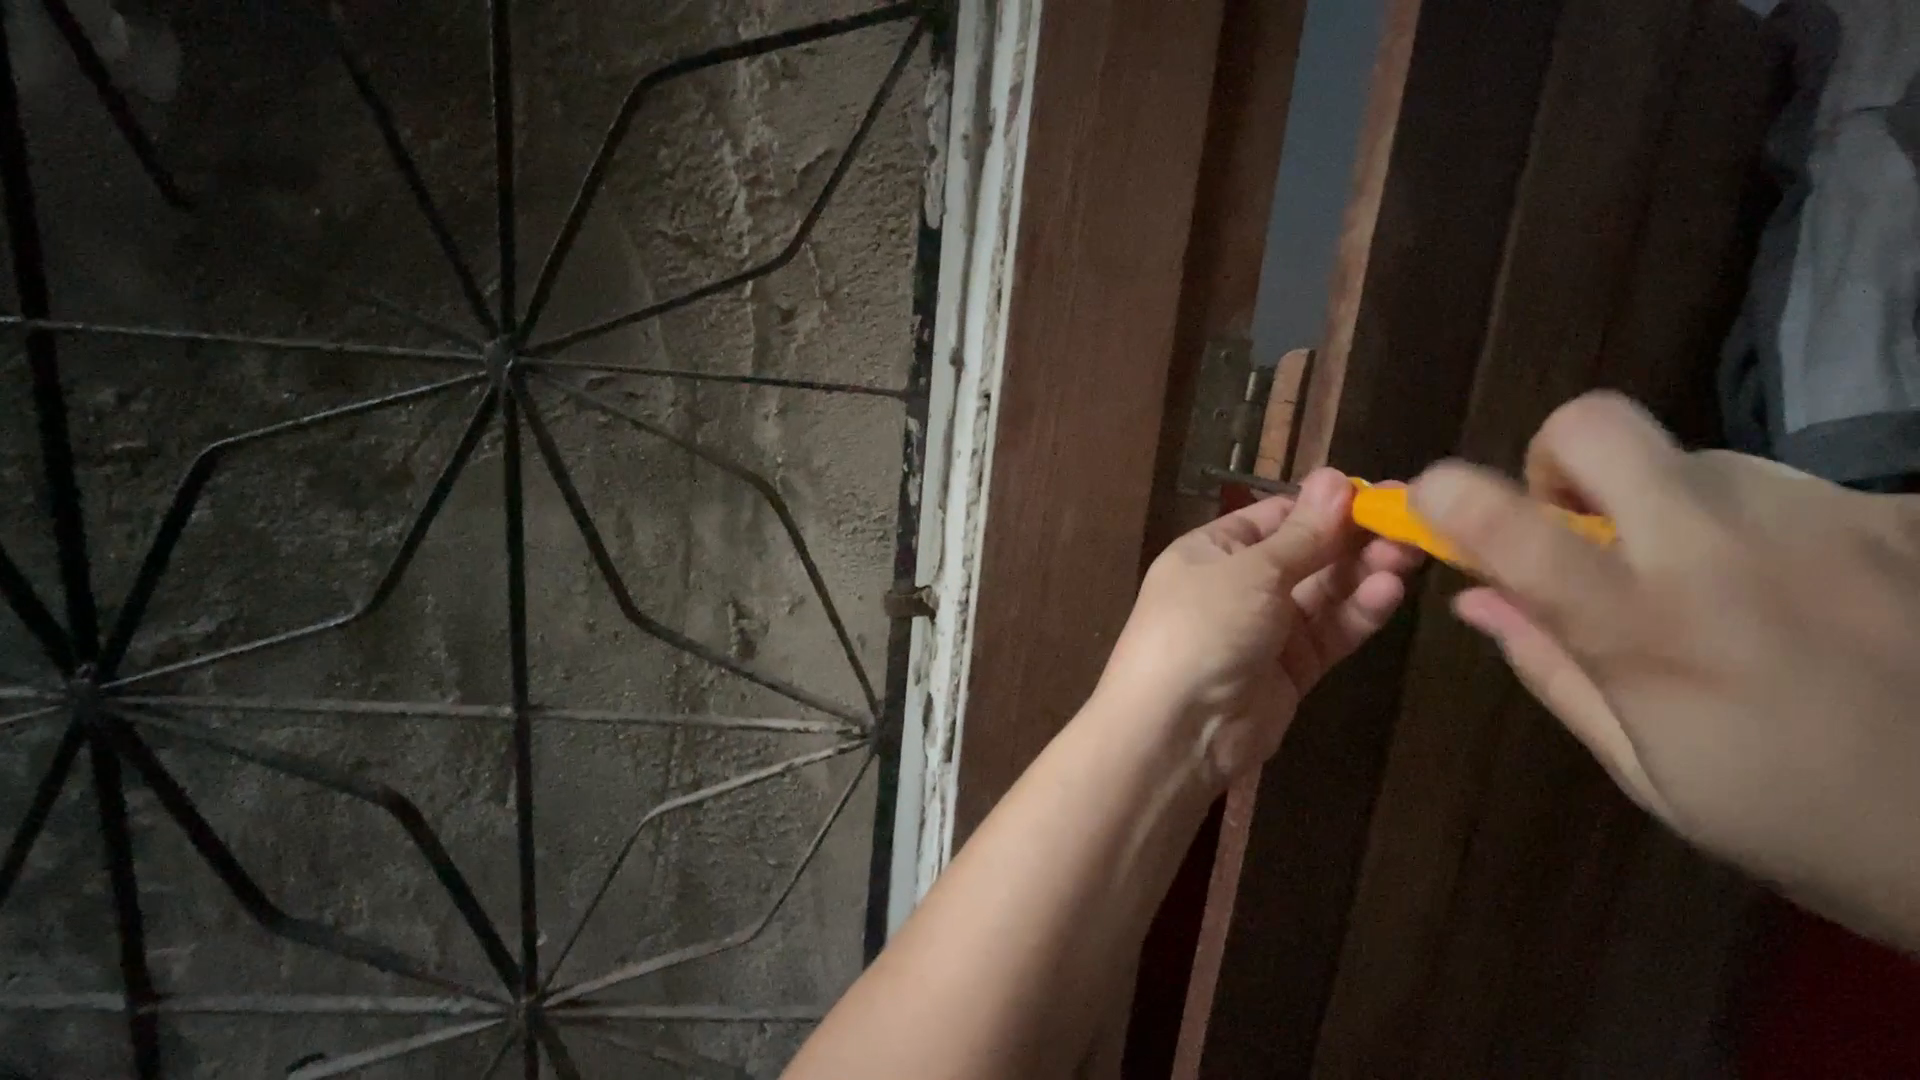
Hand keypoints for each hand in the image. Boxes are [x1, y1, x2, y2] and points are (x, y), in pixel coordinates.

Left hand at [1098, 468, 1420, 784]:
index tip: (1379, 493)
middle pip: (1307, 552)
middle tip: (1411, 524)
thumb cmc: (1202, 628)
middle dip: (1355, 537)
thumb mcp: (1249, 572)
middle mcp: (1240, 585)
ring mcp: (1267, 628)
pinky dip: (1358, 611)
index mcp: (1213, 551)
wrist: (1177, 728)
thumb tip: (1336, 479)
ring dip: (1363, 571)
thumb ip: (1302, 535)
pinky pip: (1330, 631)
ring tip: (1409, 554)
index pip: (1276, 517)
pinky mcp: (1292, 668)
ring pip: (1325, 591)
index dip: (1324, 504)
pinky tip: (1390, 591)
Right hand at [1411, 392, 1919, 946]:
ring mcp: (1825, 518)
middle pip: (1595, 426)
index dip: (1447, 495)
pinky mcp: (1903, 513)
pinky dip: (1758, 526)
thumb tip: (1474, 598)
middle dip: (1557, 461)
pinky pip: (1784, 489)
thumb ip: (1550, 666)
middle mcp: (1725, 549)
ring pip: (1694, 459)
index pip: (1512, 526)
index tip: (1429, 502)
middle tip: (1582, 524)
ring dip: (1668, 503)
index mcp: (1646, 628)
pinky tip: (1800, 592)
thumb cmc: (1791, 816)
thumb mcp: (1642, 765)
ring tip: (1715, 581)